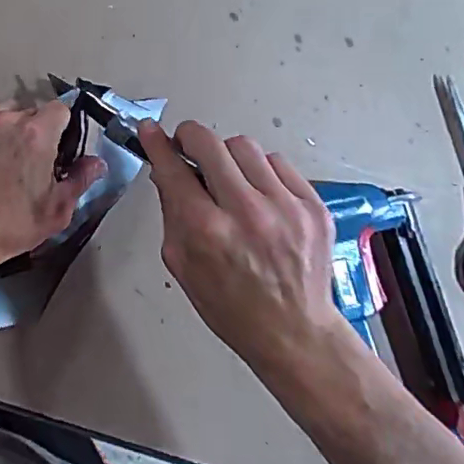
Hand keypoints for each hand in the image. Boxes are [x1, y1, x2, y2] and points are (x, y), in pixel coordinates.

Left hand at [0, 100, 105, 269]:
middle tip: (29, 160)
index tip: (57, 147)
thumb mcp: (57, 209)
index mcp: (38, 133)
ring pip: (3, 114)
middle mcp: (9, 118)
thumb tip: (97, 163)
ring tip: (2, 159)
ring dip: (8, 129)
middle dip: (34, 129)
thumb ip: (80, 179)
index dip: (62, 126)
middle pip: (31, 110)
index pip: (60, 108)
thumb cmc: (11, 225)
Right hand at [140, 120, 345, 374]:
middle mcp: (246, 213)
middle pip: (209, 142)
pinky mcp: (311, 204)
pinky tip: (260, 194)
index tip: (151, 131)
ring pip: (245, 146)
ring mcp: (284, 206)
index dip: (157, 144)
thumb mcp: (185, 267)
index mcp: (207, 232)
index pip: (173, 169)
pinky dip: (263, 171)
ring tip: (230, 179)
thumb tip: (166, 171)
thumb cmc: (235, 307)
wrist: (295, 332)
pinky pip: (278, 161)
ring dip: (229, 155)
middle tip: (188, 145)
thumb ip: (172, 214)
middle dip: (190, 137)